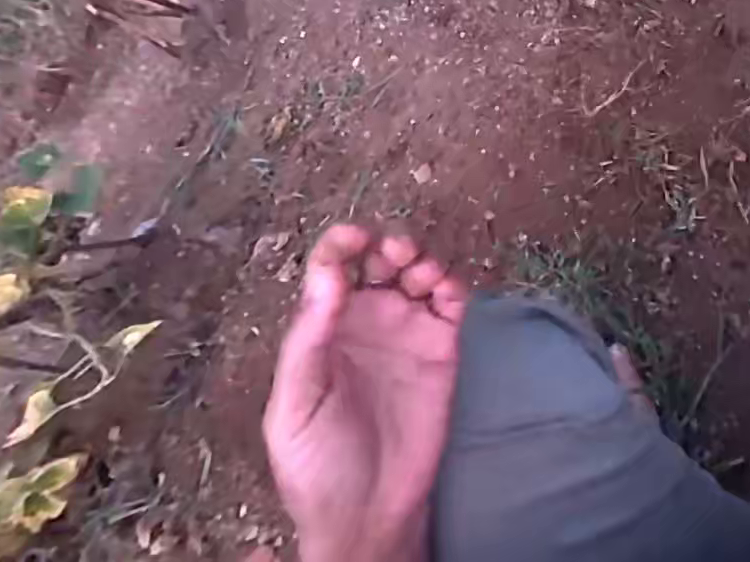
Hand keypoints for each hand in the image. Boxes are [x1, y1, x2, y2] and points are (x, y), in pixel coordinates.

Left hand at [262, 226, 467, 561]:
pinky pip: (453, 302)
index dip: (342, 246)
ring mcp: (409, 329)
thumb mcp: (295, 405)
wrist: (369, 513)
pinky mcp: (443, 344)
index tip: (357, 237)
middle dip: (391, 246)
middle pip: (382, 262)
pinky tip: (447, 294)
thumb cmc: (318, 462)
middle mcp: (369, 319)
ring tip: (423, 276)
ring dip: (424, 261)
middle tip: (398, 252)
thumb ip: (309, 339)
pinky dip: (454, 286)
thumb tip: (327, 274)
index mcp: (327, 328)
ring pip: (420, 274)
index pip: (332, 271)